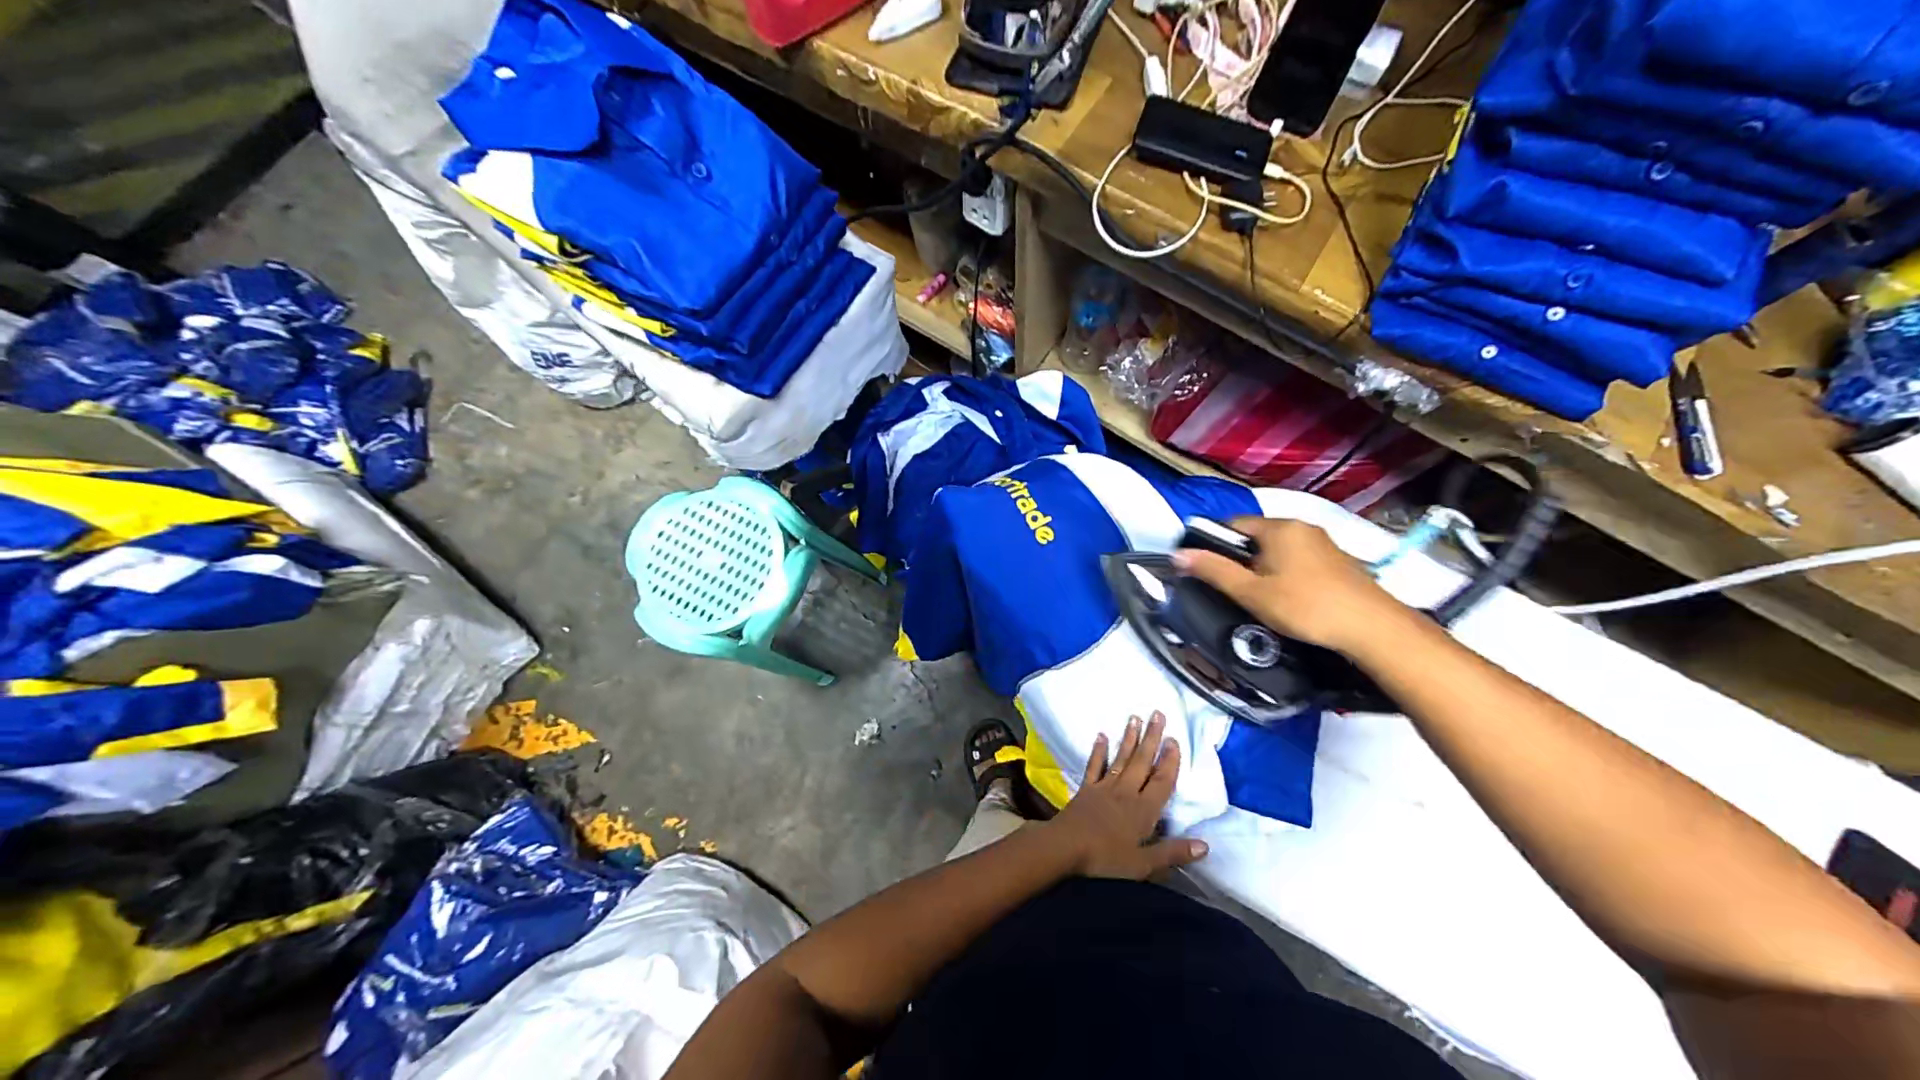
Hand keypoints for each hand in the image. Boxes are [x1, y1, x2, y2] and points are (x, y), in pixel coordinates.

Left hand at [1046, 712, 1207, 879]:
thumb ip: (1172, 852)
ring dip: (1129, 738)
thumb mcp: (1143, 864)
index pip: (1162, 781)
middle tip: (1157, 714)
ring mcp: (1104, 787)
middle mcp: (1126, 792)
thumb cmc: (1106, 858)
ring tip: (1135, 717)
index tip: (1174, 739)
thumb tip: (1205, 845)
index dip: (1170, 761)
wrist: (1065, 847)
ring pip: (1121, 758)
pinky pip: (1094, 766)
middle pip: (1142, 761)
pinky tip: (1101, 735)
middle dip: (1152, 738)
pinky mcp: (1086, 789)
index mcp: (1143, 810)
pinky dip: (1099, 750)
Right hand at [1173, 517, 1405, 655]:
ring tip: (1263, 599)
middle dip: (1243, 560)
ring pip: (1280, 549)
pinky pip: (1300, 559)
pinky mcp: (1340, 560)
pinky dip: (1289, 573)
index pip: (1233, 524)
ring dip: (1266, 568)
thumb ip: (1214, 571)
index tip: (1212, 572)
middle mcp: (1302, 526)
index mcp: (1279, 527)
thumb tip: (1178, 554)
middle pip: (1257, 537)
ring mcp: (1325, 542)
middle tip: (1238, 591)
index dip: (1216, 546)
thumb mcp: (1252, 593)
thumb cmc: (1306, 607)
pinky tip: (1292, 600)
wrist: (1373, 628)